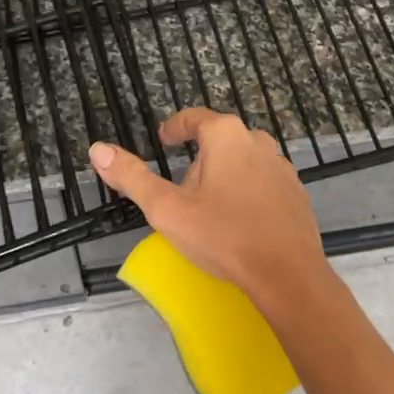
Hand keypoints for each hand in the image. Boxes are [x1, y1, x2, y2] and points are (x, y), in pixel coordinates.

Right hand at [90, 108, 326, 302]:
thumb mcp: (167, 209)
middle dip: (200, 158)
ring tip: (210, 206)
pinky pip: (263, 181)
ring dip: (225, 174)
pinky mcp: (296, 191)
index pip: (193, 118)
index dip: (174, 128)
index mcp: (225, 135)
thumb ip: (132, 177)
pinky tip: (240, 220)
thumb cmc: (223, 236)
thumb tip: (98, 150)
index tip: (164, 141)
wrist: (287, 274)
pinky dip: (248, 192)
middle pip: (219, 139)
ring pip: (243, 159)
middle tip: (183, 188)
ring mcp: (281, 165)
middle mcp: (256, 140)